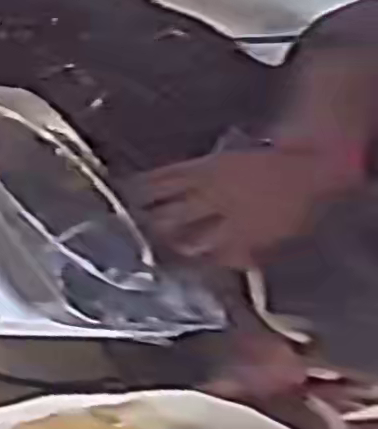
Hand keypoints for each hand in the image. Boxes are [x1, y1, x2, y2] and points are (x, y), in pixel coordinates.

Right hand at [132, 145, 361, 267]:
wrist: (310, 165)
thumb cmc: (298, 205)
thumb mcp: (282, 234)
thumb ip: (246, 249)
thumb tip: (214, 263)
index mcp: (244, 230)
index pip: (198, 247)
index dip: (178, 254)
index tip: (160, 260)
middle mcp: (218, 207)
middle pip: (170, 223)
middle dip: (150, 232)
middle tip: (131, 238)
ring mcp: (204, 184)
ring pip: (158, 199)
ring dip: (137, 209)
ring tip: (118, 216)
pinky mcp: (196, 166)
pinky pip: (159, 174)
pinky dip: (138, 183)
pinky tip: (122, 188)